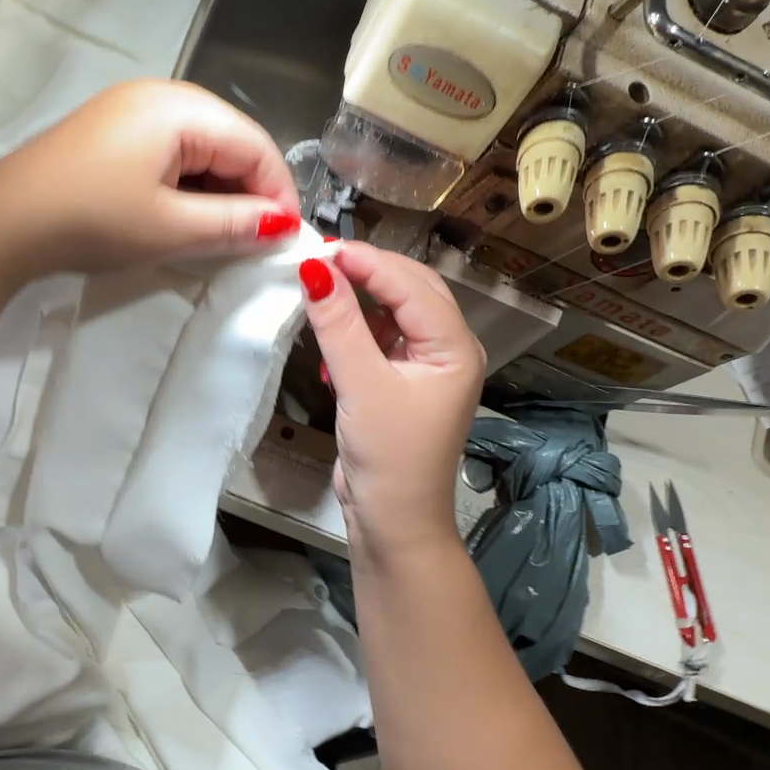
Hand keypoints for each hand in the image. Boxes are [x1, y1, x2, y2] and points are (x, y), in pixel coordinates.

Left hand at [0, 79, 301, 276]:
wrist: (5, 222)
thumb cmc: (93, 221)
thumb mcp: (170, 227)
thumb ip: (233, 224)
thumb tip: (281, 225)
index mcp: (181, 108)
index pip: (254, 145)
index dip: (278, 193)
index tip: (286, 240)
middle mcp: (161, 96)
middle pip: (229, 142)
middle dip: (248, 192)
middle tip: (254, 243)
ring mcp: (132, 111)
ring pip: (199, 150)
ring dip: (217, 193)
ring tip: (220, 237)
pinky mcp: (112, 133)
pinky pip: (169, 154)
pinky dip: (186, 187)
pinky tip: (185, 219)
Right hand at [297, 243, 486, 552]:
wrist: (394, 521)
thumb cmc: (389, 458)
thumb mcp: (361, 387)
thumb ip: (338, 325)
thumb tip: (314, 269)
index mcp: (455, 347)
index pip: (410, 285)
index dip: (367, 262)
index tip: (320, 248)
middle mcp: (448, 350)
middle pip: (408, 291)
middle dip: (365, 274)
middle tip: (317, 262)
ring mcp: (426, 367)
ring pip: (392, 314)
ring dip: (358, 303)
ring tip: (320, 297)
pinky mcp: (403, 384)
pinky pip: (381, 341)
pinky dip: (356, 334)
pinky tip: (332, 344)